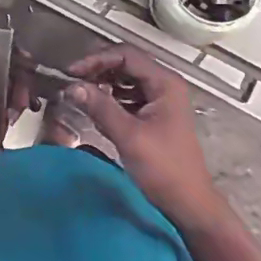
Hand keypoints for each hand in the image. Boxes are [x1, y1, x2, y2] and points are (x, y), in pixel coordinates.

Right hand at [67, 47, 226, 227]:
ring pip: (126, 80)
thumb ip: (100, 108)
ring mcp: (161, 100)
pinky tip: (96, 109)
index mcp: (165, 83)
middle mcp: (164, 85)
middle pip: (126, 64)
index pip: (126, 55)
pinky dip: (111, 98)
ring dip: (103, 83)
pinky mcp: (154, 115)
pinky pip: (128, 97)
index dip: (96, 60)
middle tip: (72, 82)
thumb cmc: (164, 169)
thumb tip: (71, 86)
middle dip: (98, 70)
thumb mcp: (129, 137)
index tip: (71, 73)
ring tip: (80, 94)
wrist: (189, 204)